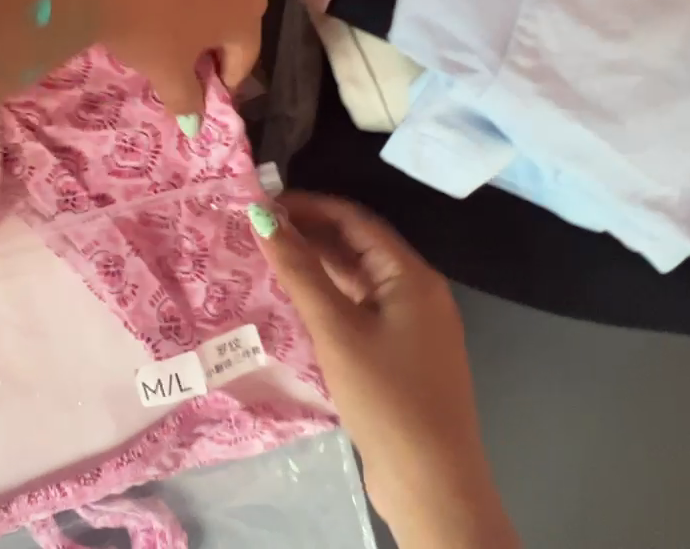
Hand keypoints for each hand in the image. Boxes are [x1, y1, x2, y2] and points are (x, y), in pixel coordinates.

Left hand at [55, 0, 264, 115]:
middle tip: (182, 50)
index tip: (204, 88)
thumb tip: (195, 124)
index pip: (243, 54)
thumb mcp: (165, 70)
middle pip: (233, 8)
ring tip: (165, 6)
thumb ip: (186, 98)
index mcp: (249, 8)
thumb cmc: (141, 25)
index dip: (224, 76)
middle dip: (213, 31)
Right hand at [254, 193, 518, 548]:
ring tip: (267, 257)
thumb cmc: (385, 397)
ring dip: (316, 264)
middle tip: (257, 230)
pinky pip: (360, 306)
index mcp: (412, 276)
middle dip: (309, 233)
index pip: (355, 219)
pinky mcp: (402, 353)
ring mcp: (413, 325)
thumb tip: (261, 217)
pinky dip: (328, 295)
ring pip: (358, 277)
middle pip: (358, 245)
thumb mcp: (334, 328)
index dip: (308, 205)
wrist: (432, 485)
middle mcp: (418, 292)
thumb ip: (298, 269)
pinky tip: (295, 300)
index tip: (262, 204)